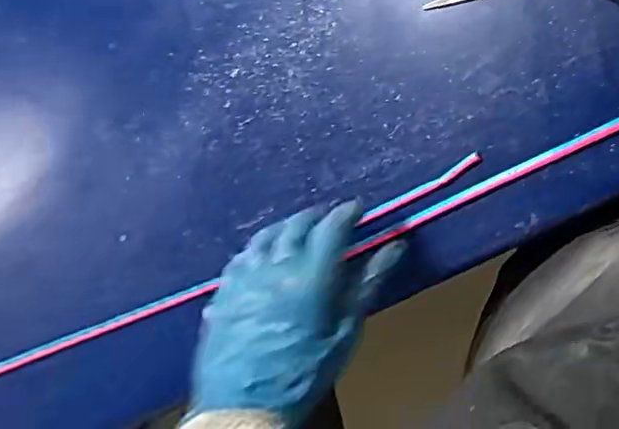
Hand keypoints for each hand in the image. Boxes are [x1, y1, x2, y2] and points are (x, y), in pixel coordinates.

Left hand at [190, 202, 402, 425]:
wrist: (243, 413)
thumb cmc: (305, 370)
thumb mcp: (347, 328)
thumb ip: (370, 281)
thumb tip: (397, 243)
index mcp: (311, 275)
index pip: (333, 224)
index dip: (349, 211)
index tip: (360, 210)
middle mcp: (276, 269)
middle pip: (297, 224)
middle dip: (318, 215)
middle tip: (332, 219)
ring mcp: (244, 283)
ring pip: (264, 237)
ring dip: (285, 228)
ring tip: (299, 232)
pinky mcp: (221, 300)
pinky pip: (238, 261)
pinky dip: (256, 250)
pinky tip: (263, 257)